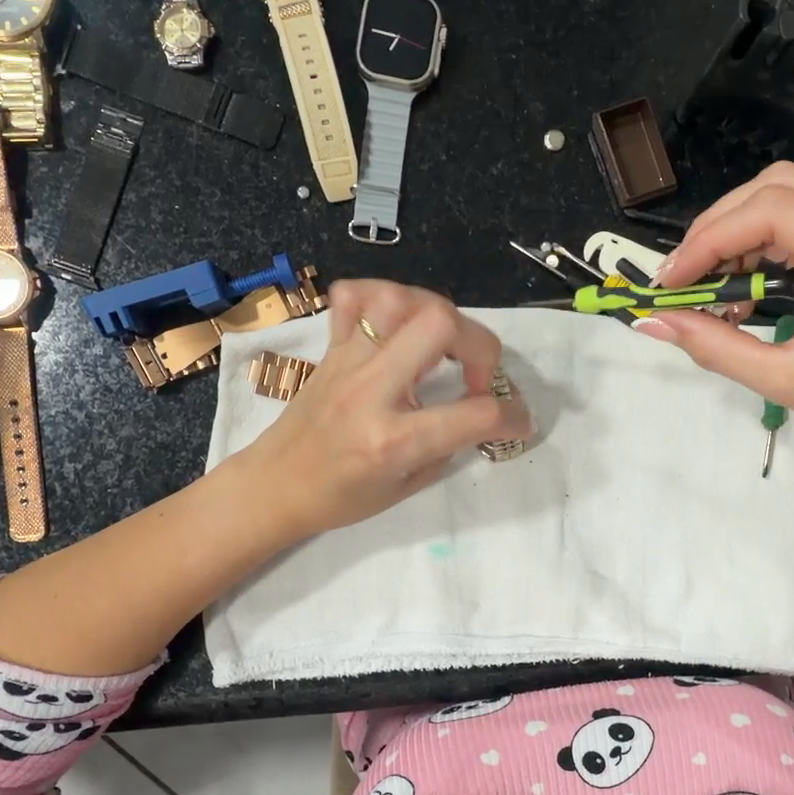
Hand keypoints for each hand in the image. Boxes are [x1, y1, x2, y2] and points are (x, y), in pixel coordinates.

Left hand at [234, 280, 533, 536]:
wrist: (274, 486)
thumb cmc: (340, 498)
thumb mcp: (406, 488)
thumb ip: (447, 446)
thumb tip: (480, 415)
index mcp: (393, 440)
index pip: (474, 413)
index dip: (512, 416)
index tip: (518, 421)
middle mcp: (371, 391)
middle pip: (440, 324)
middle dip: (481, 345)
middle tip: (478, 376)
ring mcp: (347, 362)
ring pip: (399, 298)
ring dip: (437, 314)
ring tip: (443, 346)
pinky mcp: (330, 348)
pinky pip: (354, 296)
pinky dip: (384, 298)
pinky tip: (398, 325)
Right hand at [643, 162, 793, 455]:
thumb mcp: (785, 381)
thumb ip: (715, 347)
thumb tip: (652, 321)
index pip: (775, 211)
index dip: (711, 240)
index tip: (669, 282)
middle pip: (777, 187)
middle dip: (717, 230)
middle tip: (681, 279)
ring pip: (786, 191)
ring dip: (735, 232)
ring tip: (707, 282)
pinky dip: (759, 239)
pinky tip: (741, 279)